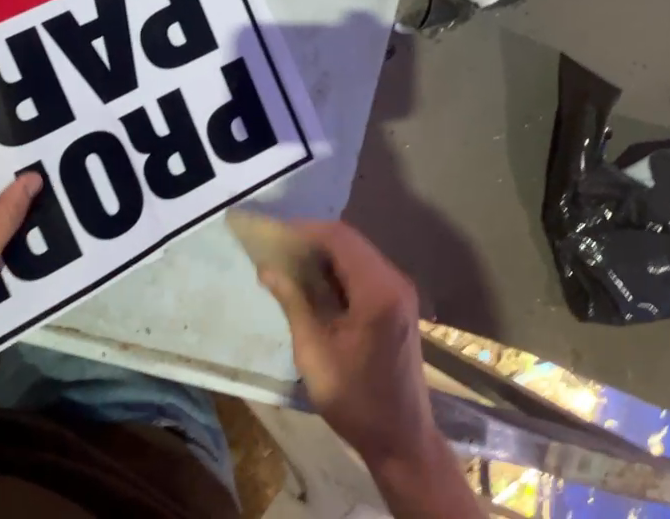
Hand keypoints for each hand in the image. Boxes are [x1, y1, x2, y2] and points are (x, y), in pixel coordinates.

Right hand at [259, 222, 439, 468]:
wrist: (402, 440)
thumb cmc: (356, 400)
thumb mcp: (313, 352)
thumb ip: (292, 302)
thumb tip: (267, 267)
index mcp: (378, 290)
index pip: (338, 237)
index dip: (303, 230)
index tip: (270, 235)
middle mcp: (394, 282)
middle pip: (348, 241)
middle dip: (309, 239)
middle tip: (273, 248)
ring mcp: (399, 293)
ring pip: (355, 254)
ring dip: (322, 254)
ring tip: (286, 263)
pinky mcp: (397, 305)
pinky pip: (363, 272)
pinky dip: (336, 270)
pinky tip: (311, 284)